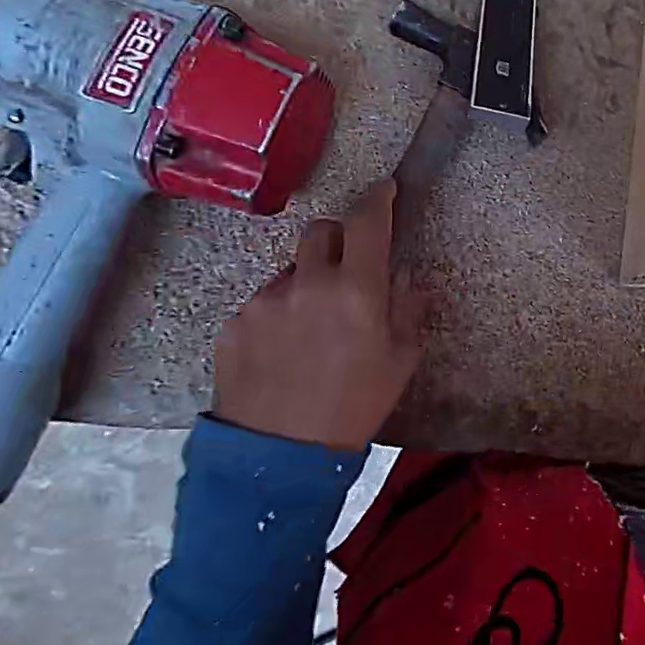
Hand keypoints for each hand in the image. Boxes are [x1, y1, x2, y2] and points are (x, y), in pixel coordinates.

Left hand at [213, 178, 429, 449]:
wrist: (280, 454)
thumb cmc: (356, 403)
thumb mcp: (402, 358)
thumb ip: (408, 306)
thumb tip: (402, 275)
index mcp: (358, 290)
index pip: (367, 222)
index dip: (379, 198)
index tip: (386, 190)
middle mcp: (309, 283)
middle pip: (322, 230)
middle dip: (341, 238)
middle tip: (351, 267)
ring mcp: (266, 301)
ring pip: (293, 268)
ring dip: (310, 280)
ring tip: (315, 325)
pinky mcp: (235, 322)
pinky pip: (265, 300)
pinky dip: (282, 310)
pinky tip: (286, 347)